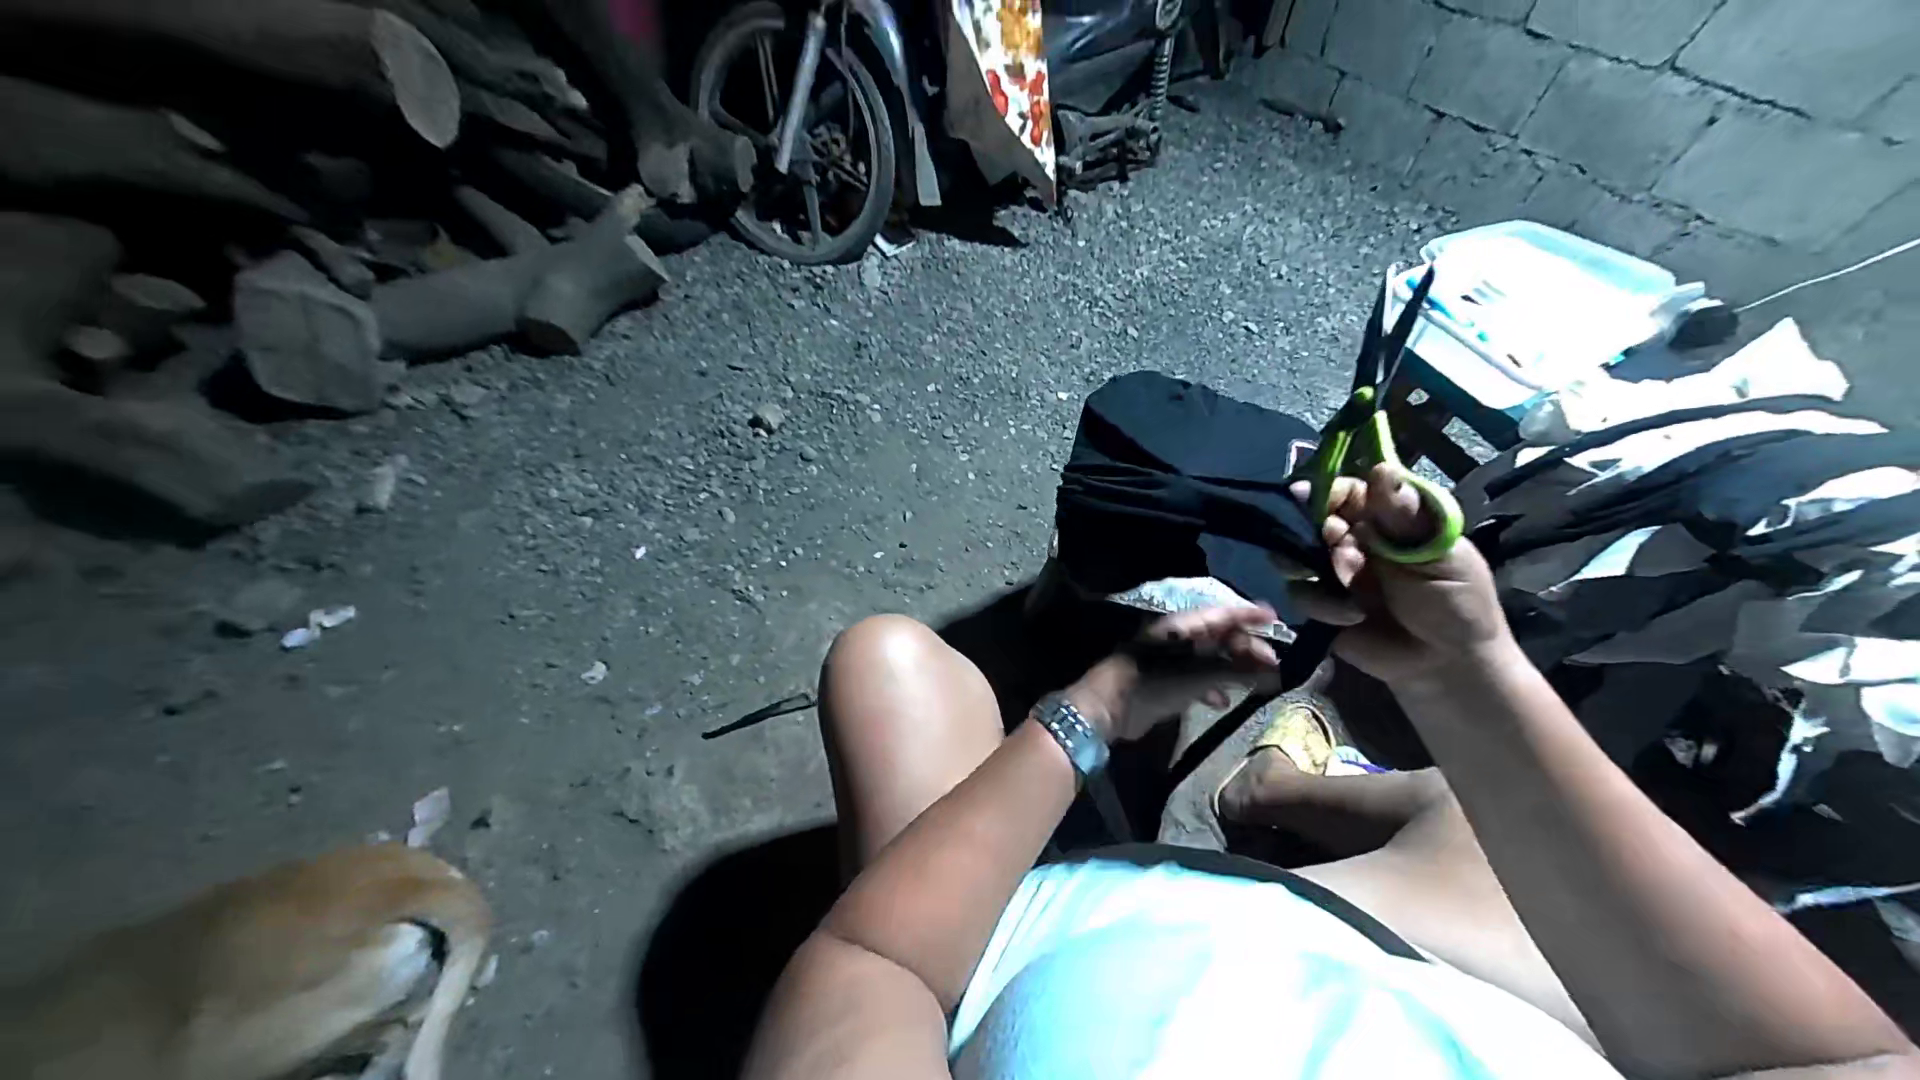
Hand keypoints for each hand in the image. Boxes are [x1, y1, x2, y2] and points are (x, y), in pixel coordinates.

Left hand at [1061, 605, 1281, 742]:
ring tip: (1258, 682)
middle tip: (1273, 664)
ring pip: (1210, 659)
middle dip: (1246, 648)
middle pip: (1218, 637)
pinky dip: (1214, 686)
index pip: (1220, 614)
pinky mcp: (1166, 682)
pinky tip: (1222, 701)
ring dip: (1234, 668)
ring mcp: (1170, 661)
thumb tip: (1272, 669)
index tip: (1274, 619)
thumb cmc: (1152, 683)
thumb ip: (1235, 671)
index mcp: (1180, 627)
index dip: (1247, 615)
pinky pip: (1198, 678)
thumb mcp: (1197, 675)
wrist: (1108, 708)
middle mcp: (1176, 639)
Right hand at [1289, 463, 1512, 687]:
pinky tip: (1352, 616)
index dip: (1323, 490)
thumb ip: (1406, 517)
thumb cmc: (1456, 603)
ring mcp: (1330, 573)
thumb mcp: (1440, 555)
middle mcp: (1350, 541)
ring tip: (1338, 580)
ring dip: (1306, 564)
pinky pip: (1299, 593)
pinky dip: (1322, 605)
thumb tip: (1381, 468)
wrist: (1447, 665)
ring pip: (1291, 555)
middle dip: (1311, 530)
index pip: (1343, 491)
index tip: (1307, 496)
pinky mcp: (1318, 605)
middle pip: (1307, 520)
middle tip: (1334, 543)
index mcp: (1383, 520)